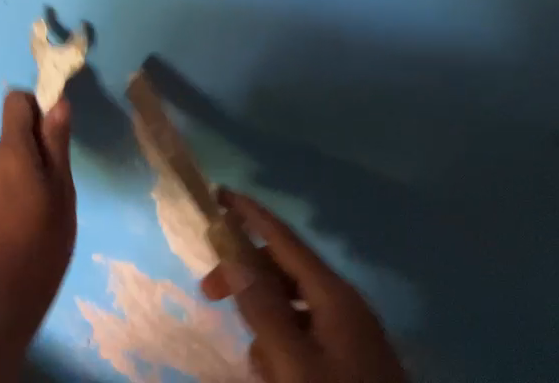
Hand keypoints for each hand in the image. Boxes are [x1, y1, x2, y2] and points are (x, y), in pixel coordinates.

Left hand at [0, 90, 76, 321]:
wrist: (10, 291)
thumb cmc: (46, 237)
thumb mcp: (62, 187)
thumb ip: (57, 141)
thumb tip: (58, 101)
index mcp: (10, 149)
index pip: (15, 100)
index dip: (37, 107)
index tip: (55, 135)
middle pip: (13, 128)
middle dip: (35, 141)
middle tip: (57, 178)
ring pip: (7, 153)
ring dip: (25, 163)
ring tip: (43, 200)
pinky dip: (13, 181)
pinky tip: (25, 213)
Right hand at [201, 189, 405, 382]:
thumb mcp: (293, 364)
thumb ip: (262, 308)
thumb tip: (233, 253)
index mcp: (334, 296)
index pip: (283, 238)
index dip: (249, 214)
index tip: (216, 194)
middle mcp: (344, 304)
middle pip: (284, 269)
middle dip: (245, 276)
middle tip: (207, 292)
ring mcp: (350, 334)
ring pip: (292, 306)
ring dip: (264, 320)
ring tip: (255, 363)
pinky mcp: (351, 360)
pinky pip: (305, 334)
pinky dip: (283, 344)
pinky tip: (274, 373)